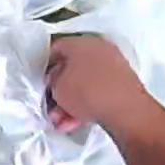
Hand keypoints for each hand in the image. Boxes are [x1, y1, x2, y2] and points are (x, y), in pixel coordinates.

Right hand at [45, 35, 164, 136]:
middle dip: (58, 89)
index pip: (57, 48)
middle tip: (50, 101)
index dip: (44, 65)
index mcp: (82, 44)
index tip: (40, 78)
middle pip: (71, 68)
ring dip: (68, 102)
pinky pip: (96, 92)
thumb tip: (55, 78)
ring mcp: (114, 66)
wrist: (124, 109)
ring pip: (83, 83)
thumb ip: (52, 79)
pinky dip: (84, 105)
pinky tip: (73, 120)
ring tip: (60, 119)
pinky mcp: (122, 82)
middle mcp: (100, 50)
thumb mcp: (56, 86)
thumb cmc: (88, 92)